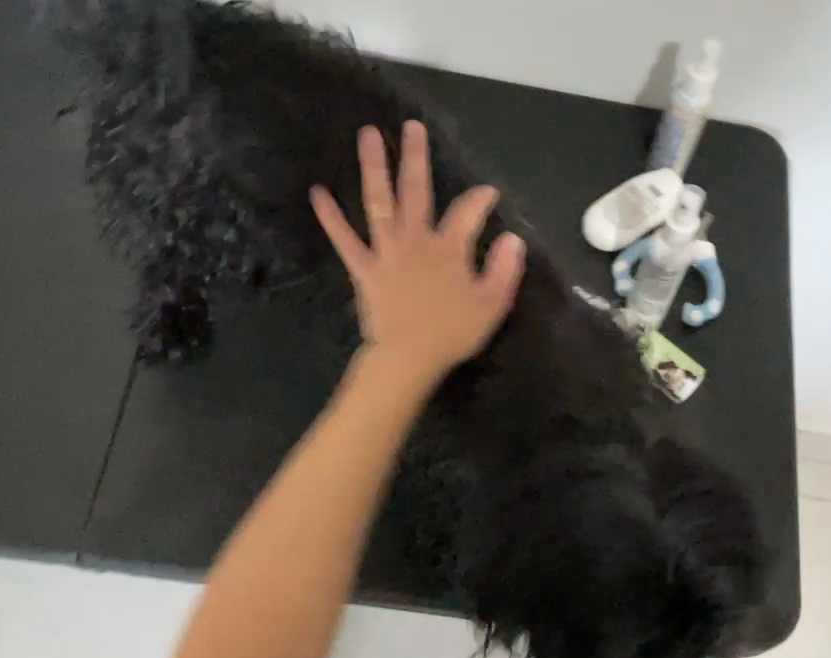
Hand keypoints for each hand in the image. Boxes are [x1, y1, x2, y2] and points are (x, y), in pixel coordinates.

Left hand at [311, 121, 525, 390]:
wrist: (408, 358)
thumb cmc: (452, 334)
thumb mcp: (492, 305)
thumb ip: (504, 269)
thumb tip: (513, 238)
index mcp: (449, 248)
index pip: (468, 212)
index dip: (480, 198)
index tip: (489, 193)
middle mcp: (416, 240)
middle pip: (416, 190)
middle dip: (416, 156)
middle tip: (413, 125)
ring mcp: (386, 252)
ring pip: (379, 202)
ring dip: (374, 166)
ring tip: (368, 135)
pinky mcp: (364, 269)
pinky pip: (344, 240)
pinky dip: (330, 217)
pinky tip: (317, 193)